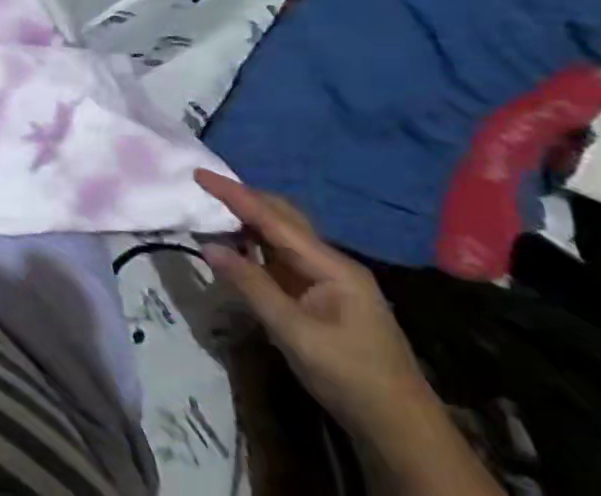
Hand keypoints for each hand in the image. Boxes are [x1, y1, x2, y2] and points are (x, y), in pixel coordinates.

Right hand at [194, 169, 433, 430]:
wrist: (400, 427)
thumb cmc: (350, 376)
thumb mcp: (294, 333)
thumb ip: (251, 286)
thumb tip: (208, 247)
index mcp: (332, 266)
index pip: (274, 220)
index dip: (235, 195)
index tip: (200, 174)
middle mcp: (331, 264)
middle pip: (283, 218)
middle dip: (245, 199)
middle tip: (203, 187)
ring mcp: (327, 280)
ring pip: (283, 236)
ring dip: (248, 220)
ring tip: (211, 210)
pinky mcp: (320, 297)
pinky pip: (282, 258)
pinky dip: (255, 244)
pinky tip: (236, 245)